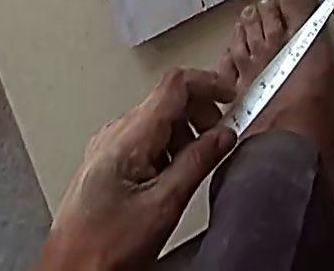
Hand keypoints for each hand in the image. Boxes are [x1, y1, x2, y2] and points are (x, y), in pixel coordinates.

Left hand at [36, 68, 239, 270]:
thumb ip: (196, 164)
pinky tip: (174, 172)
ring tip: (199, 159)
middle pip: (168, 98)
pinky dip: (168, 144)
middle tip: (221, 134)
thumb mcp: (161, 208)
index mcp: (129, 136)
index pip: (175, 84)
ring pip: (157, 117)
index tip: (231, 95)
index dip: (208, 83)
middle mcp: (115, 133)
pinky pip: (144, 137)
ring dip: (185, 130)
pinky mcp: (106, 162)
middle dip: (200, 111)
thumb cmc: (102, 252)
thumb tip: (224, 135)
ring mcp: (108, 146)